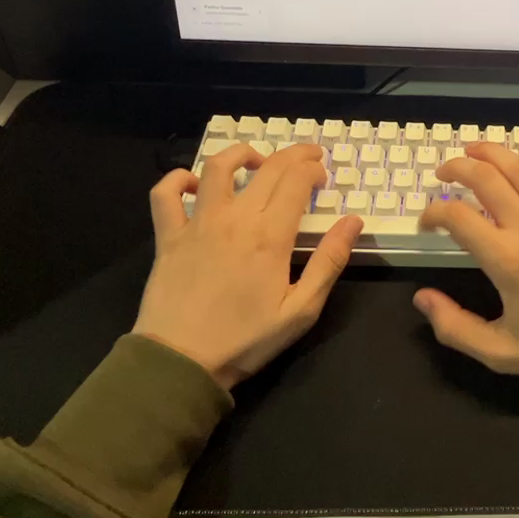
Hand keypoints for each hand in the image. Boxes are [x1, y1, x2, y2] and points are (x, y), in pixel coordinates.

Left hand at [133, 143, 361, 389]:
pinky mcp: (167, 236)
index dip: (314, 169)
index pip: (297, 180)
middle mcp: (235, 219)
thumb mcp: (301, 310)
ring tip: (256, 160)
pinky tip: (194, 183)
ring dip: (241, 153)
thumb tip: (353, 222)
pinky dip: (177, 179)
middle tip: (308, 156)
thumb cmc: (245, 340)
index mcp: (271, 236)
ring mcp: (197, 223)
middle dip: (294, 155)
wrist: (180, 364)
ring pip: (217, 167)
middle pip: (268, 168)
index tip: (322, 177)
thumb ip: (329, 262)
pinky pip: (165, 194)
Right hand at [413, 142, 518, 380]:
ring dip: (490, 153)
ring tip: (472, 151)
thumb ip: (454, 327)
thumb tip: (421, 298)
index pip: (457, 217)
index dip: (433, 212)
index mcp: (506, 259)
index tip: (427, 222)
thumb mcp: (500, 352)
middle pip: (485, 178)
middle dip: (456, 168)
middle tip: (443, 173)